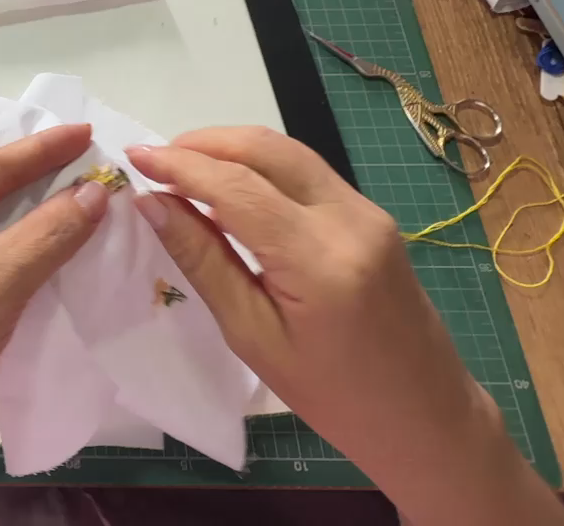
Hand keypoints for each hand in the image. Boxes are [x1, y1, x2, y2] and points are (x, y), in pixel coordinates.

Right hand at [127, 128, 563, 525]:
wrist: (430, 421)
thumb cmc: (333, 398)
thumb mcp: (253, 337)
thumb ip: (202, 260)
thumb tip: (151, 203)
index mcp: (319, 261)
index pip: (235, 186)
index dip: (179, 164)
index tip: (133, 156)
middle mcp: (349, 219)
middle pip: (264, 148)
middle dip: (202, 142)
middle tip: (155, 159)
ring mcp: (366, 211)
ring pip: (286, 149)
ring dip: (229, 147)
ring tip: (181, 167)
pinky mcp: (370, 213)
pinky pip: (304, 169)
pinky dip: (258, 163)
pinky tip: (228, 184)